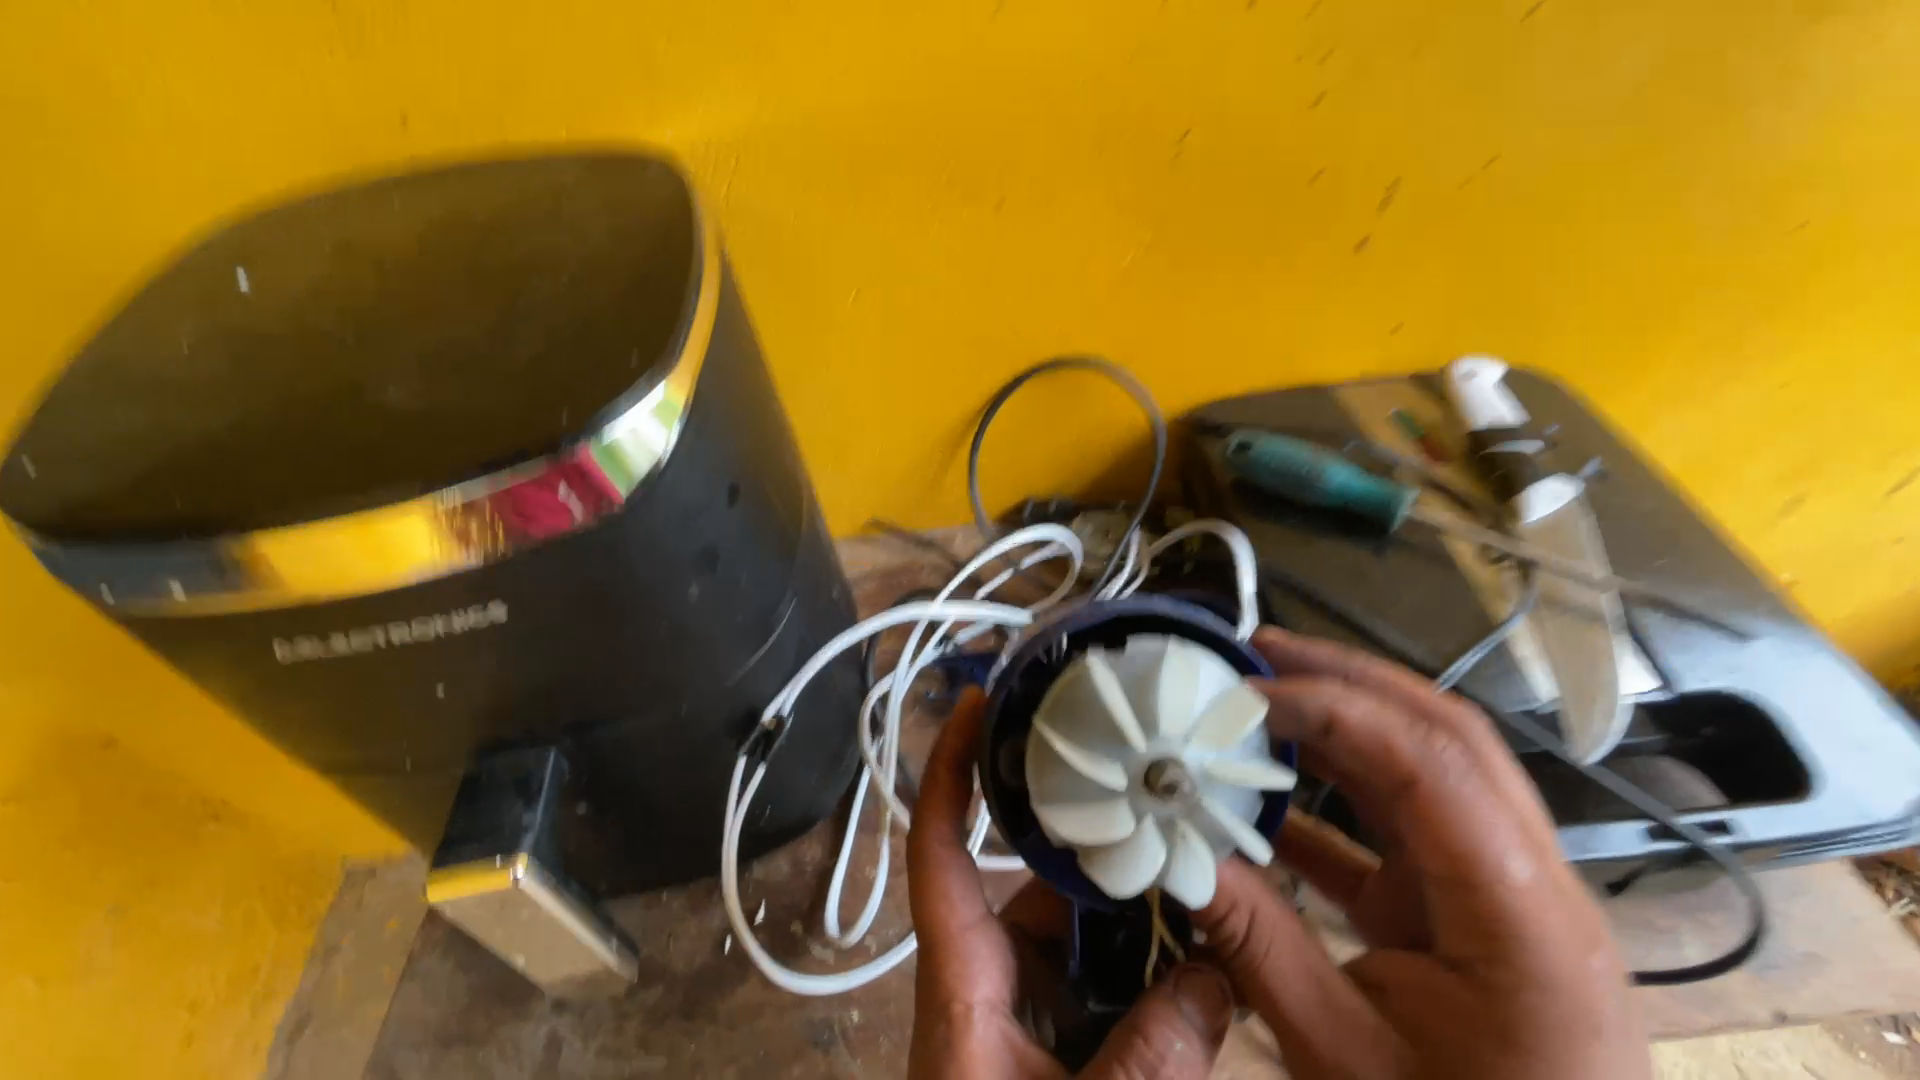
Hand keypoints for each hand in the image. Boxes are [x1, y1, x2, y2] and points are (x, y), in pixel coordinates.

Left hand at [907, 689, 1236, 1078]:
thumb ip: (1150, 1057)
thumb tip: (1214, 978)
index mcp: (962, 980)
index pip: (940, 851)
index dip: (948, 772)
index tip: (974, 704)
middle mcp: (989, 977)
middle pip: (1038, 885)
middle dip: (1101, 853)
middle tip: (1167, 806)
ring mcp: (1024, 1010)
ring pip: (1082, 938)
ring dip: (1139, 921)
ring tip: (1205, 879)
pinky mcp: (1055, 1042)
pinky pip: (1104, 987)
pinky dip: (1149, 975)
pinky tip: (1207, 965)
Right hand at [1193, 627, 1650, 1078]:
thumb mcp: (1342, 1056)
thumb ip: (1258, 944)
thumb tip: (1179, 854)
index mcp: (1520, 916)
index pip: (1436, 764)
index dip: (1338, 709)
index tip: (1246, 693)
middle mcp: (1528, 879)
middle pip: (1447, 738)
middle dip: (1347, 682)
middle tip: (1256, 653)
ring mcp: (1501, 887)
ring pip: (1429, 768)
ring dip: (1342, 726)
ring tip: (1259, 697)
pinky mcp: (1469, 906)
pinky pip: (1403, 828)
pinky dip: (1335, 799)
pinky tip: (1268, 793)